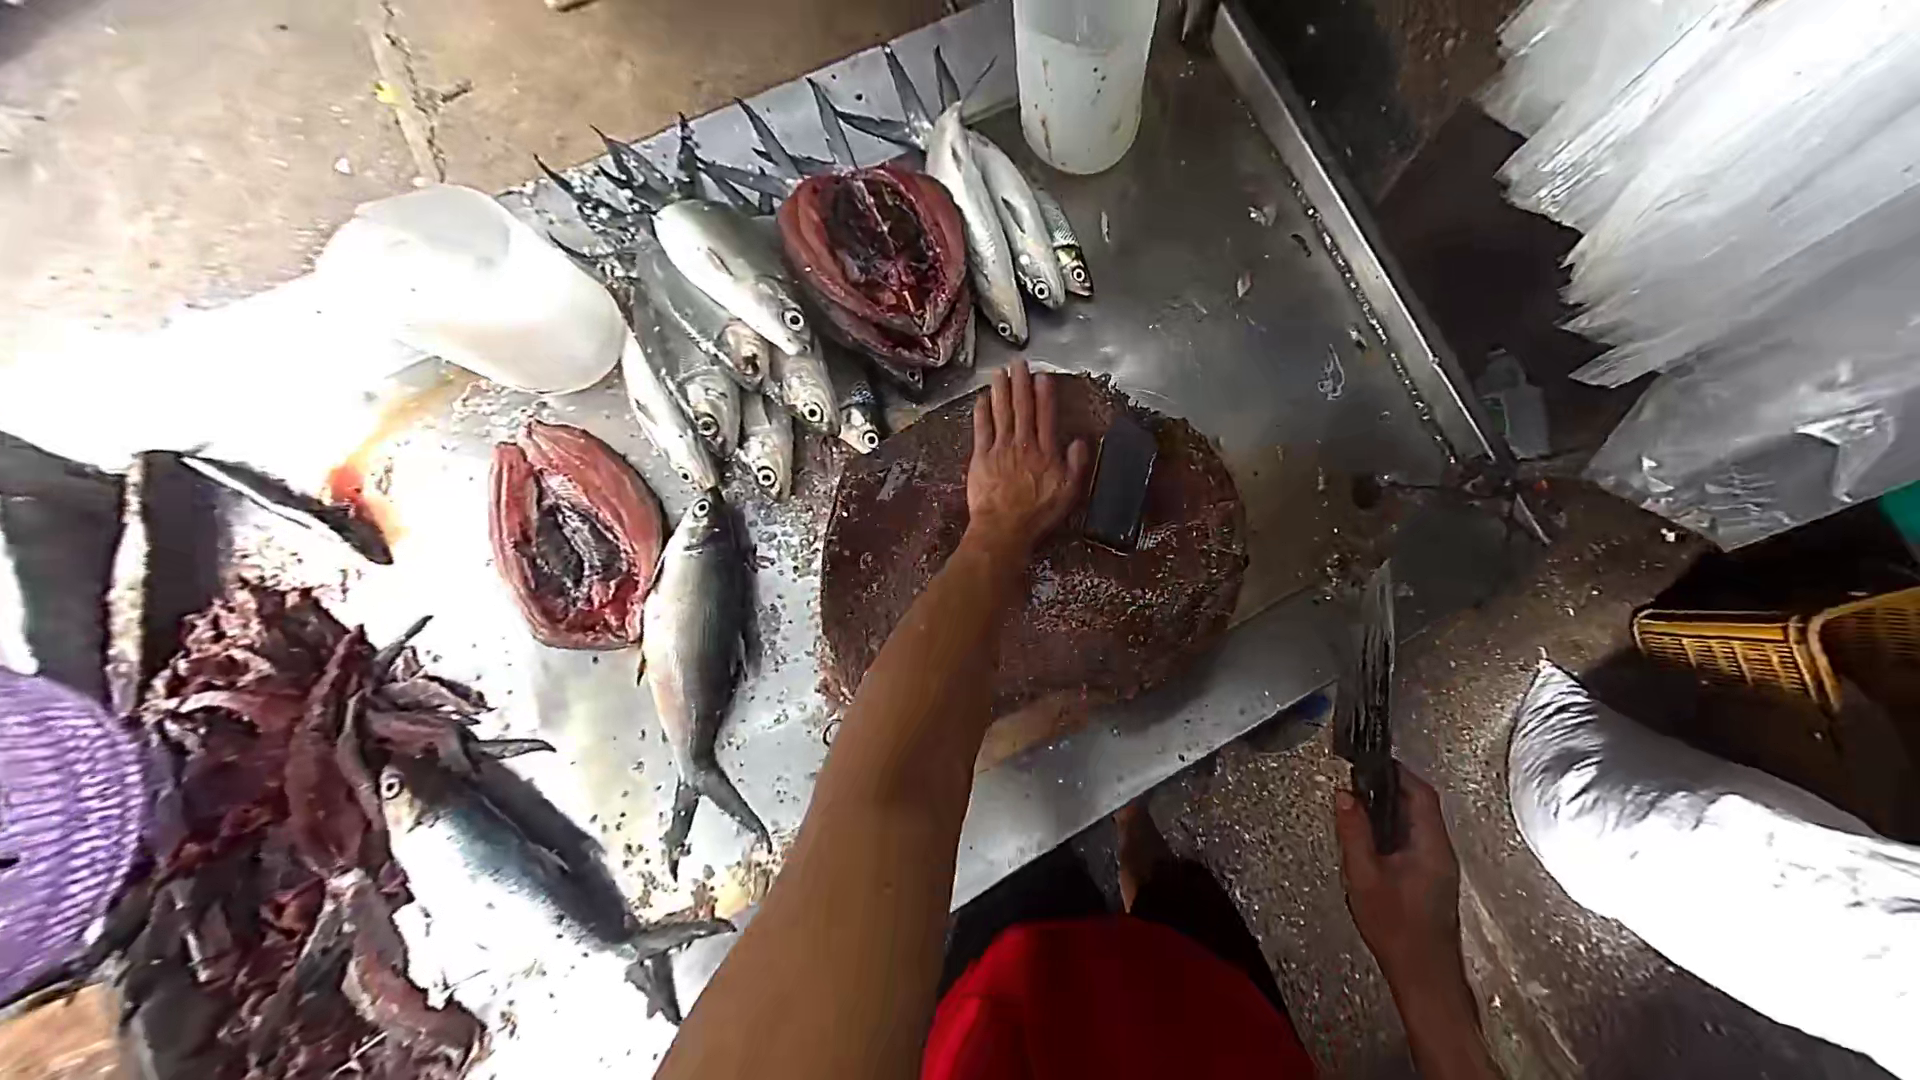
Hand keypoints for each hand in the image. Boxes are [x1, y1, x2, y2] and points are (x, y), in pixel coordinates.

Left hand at [964, 361, 1090, 558]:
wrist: (1004, 528)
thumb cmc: (1038, 514)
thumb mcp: (1070, 492)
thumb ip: (1077, 465)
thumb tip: (1080, 442)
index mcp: (1046, 451)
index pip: (1046, 415)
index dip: (1045, 394)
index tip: (1043, 376)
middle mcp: (1023, 444)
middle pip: (1022, 407)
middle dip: (1021, 383)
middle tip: (1019, 363)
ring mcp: (1000, 449)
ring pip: (1001, 412)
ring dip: (1001, 390)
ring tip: (1000, 372)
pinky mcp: (981, 458)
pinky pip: (981, 429)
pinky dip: (982, 412)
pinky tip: (982, 399)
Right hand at [1334, 765, 1466, 998]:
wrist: (1423, 975)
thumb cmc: (1396, 926)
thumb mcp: (1364, 875)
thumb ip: (1354, 832)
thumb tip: (1344, 793)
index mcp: (1431, 846)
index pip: (1421, 794)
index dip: (1398, 771)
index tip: (1370, 758)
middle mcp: (1439, 851)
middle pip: (1418, 805)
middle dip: (1387, 786)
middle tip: (1354, 777)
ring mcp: (1436, 866)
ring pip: (1413, 822)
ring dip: (1386, 807)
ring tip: (1354, 800)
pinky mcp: (1427, 877)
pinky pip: (1409, 838)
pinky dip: (1387, 825)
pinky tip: (1364, 832)